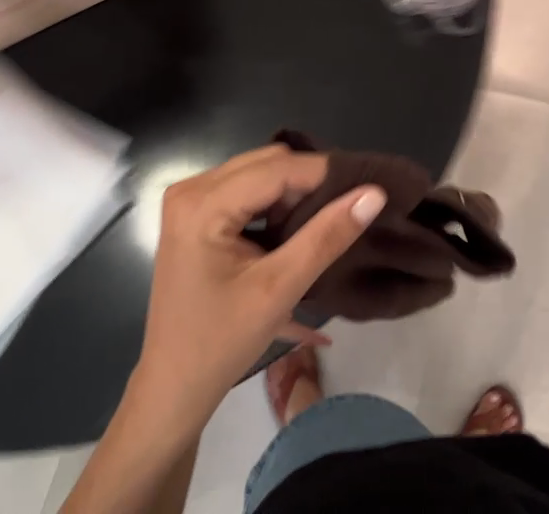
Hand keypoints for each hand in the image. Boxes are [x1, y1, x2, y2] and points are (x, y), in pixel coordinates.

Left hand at [134, 145, 384, 417]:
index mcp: (202, 203)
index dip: (326, 174)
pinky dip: (274, 205)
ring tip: (325, 224)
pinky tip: (296, 232)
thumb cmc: (222, 340)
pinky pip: (245, 191)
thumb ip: (326, 236)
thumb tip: (373, 194)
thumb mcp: (280, 289)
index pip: (278, 168)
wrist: (175, 383)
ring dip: (293, 196)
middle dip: (309, 184)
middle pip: (267, 164)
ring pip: (259, 175)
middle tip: (349, 210)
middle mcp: (190, 189)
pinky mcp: (195, 215)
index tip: (370, 187)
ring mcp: (189, 201)